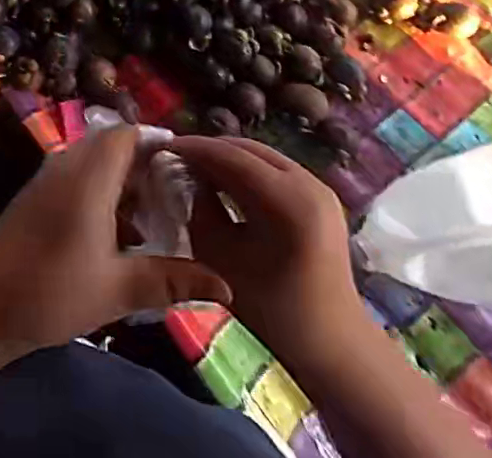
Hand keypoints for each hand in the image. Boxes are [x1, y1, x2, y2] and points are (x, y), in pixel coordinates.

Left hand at [0, 127, 230, 351]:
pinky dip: (103, 196)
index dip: (159, 141)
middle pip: (111, 146)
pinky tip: (122, 237)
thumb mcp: (118, 289)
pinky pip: (77, 181)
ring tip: (158, 217)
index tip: (191, 165)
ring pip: (93, 165)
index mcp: (88, 175)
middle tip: (181, 194)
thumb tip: (227, 287)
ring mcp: (46, 182)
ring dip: (124, 183)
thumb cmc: (51, 291)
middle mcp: (65, 167)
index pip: (126, 134)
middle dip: (146, 164)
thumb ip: (172, 280)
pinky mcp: (36, 201)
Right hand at [168, 136, 354, 332]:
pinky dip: (247, 170)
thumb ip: (200, 204)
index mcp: (287, 200)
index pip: (230, 156)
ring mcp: (320, 188)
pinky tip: (225, 183)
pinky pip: (275, 170)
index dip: (192, 147)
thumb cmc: (268, 306)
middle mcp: (309, 184)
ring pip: (261, 156)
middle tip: (175, 157)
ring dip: (227, 158)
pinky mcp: (321, 198)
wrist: (329, 344)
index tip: (161, 146)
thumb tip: (187, 174)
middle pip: (248, 150)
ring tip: (195, 168)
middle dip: (209, 150)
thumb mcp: (217, 252)